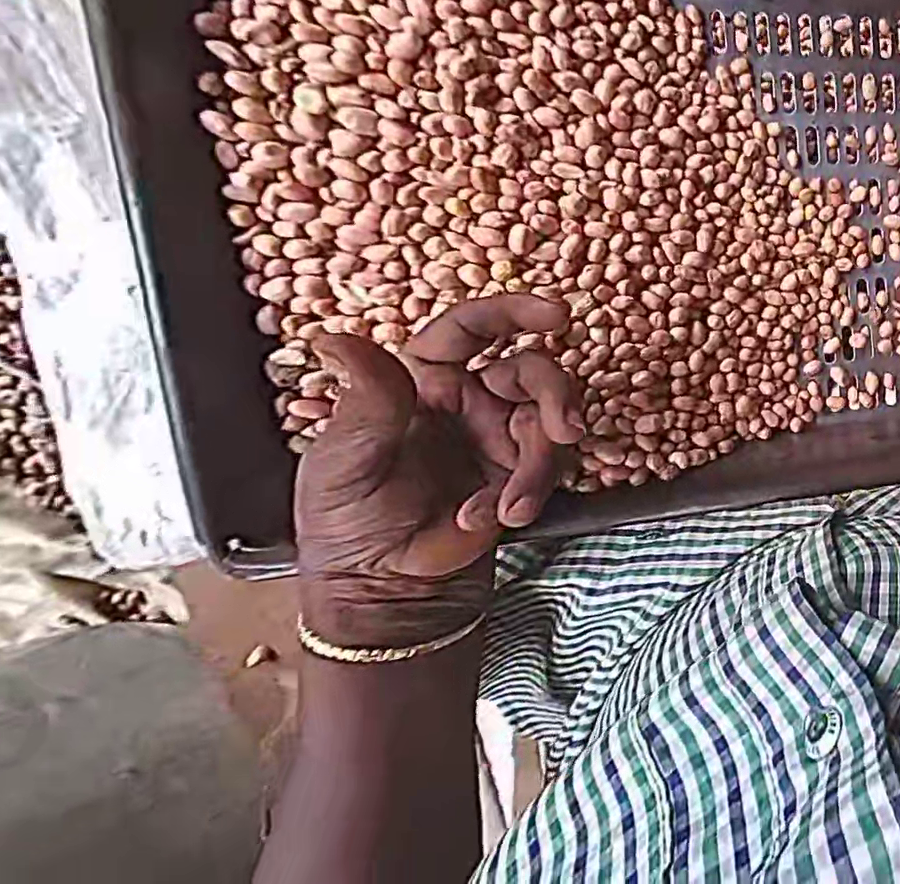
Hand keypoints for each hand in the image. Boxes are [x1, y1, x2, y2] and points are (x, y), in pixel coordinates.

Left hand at [294, 295, 584, 648]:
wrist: (386, 587)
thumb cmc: (349, 520)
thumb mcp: (343, 462)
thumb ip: (365, 403)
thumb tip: (335, 339)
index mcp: (425, 379)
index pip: (472, 329)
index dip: (514, 312)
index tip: (557, 315)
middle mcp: (473, 399)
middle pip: (534, 371)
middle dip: (557, 396)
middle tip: (564, 430)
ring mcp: (504, 436)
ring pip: (553, 420)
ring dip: (544, 460)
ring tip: (514, 502)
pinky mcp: (524, 473)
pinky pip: (550, 466)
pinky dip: (532, 490)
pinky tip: (502, 516)